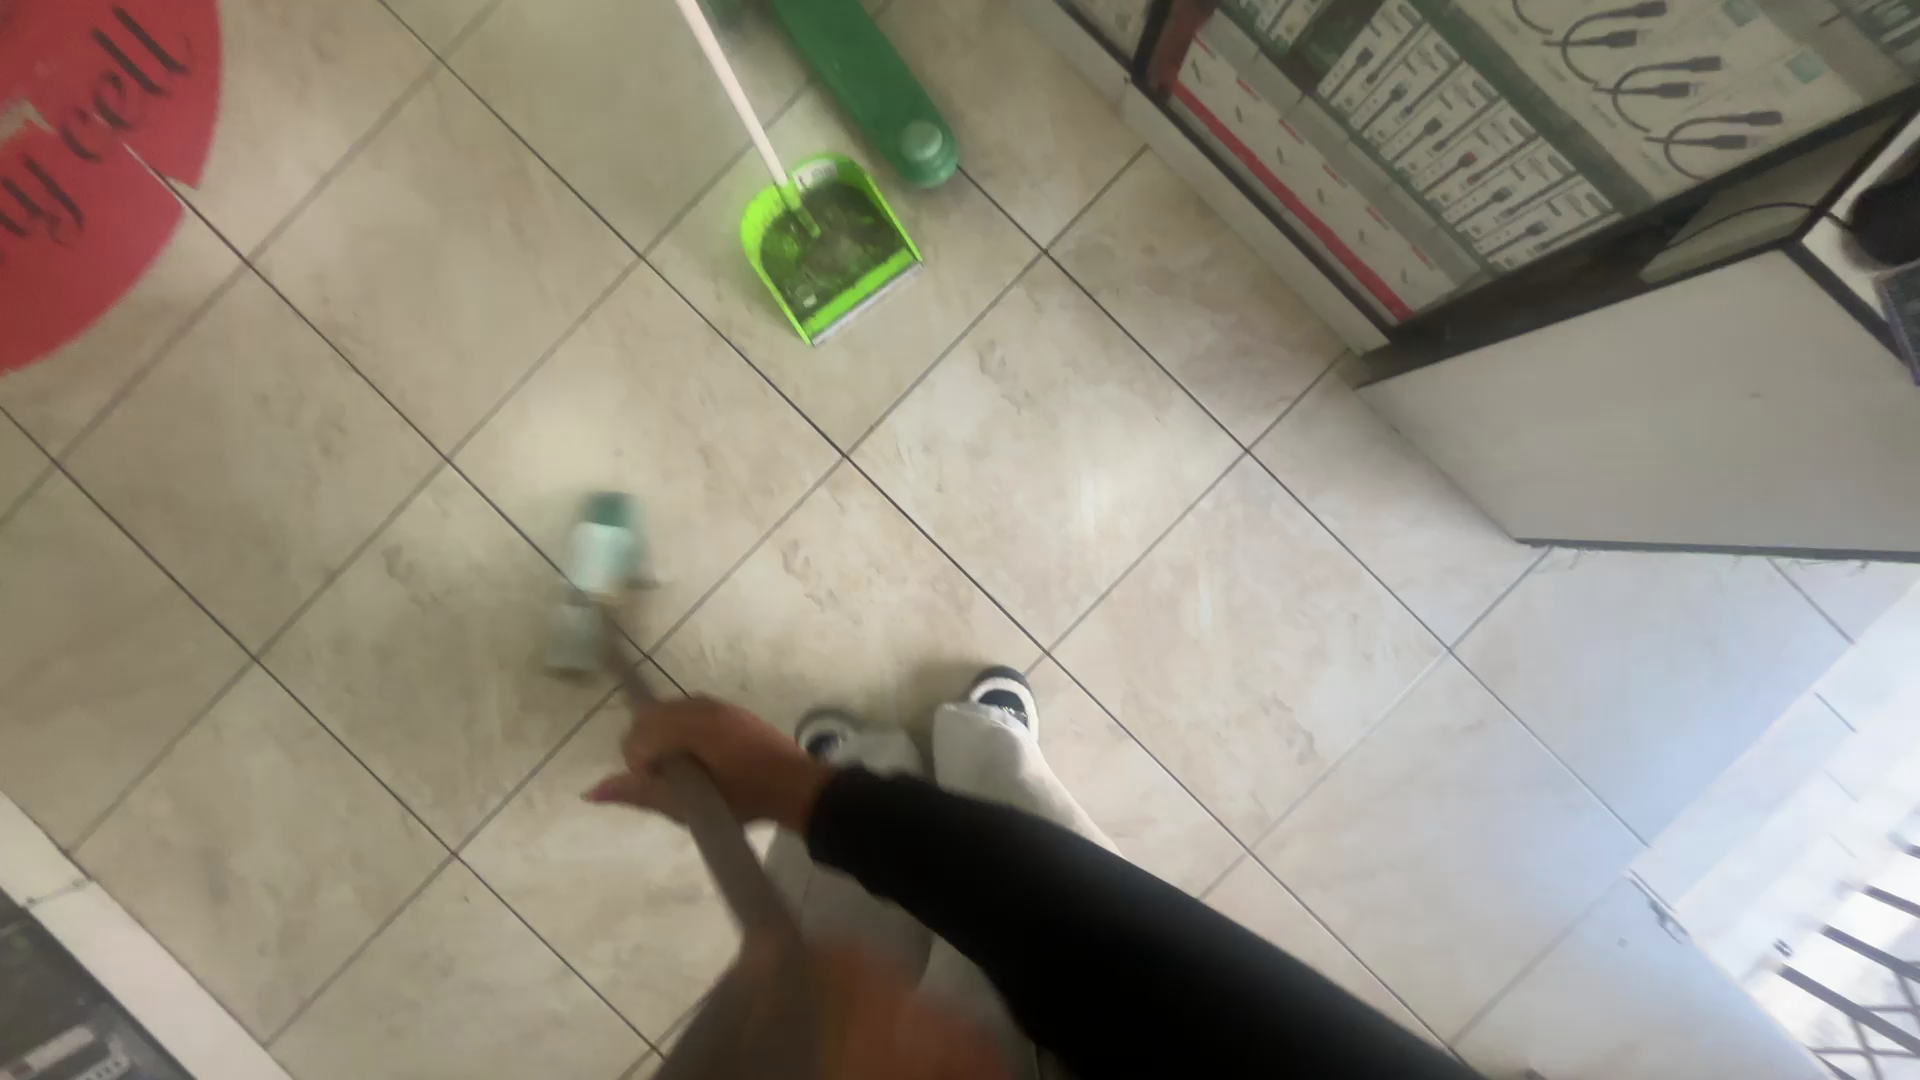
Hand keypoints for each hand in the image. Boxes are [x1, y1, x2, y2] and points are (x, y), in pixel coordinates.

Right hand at [583, 696, 830, 831]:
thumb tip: (590, 791)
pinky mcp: (731, 710)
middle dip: (647, 748)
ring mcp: (718, 706)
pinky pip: (690, 712)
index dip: (639, 765)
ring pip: (668, 713)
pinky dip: (682, 731)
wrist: (796, 785)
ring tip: (685, 772)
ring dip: (664, 739)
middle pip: (649, 717)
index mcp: (692, 726)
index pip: (638, 735)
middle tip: (669, 780)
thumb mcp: (690, 804)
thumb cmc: (745, 798)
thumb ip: (640, 793)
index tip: (660, 787)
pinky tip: (700, 759)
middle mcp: (702, 707)